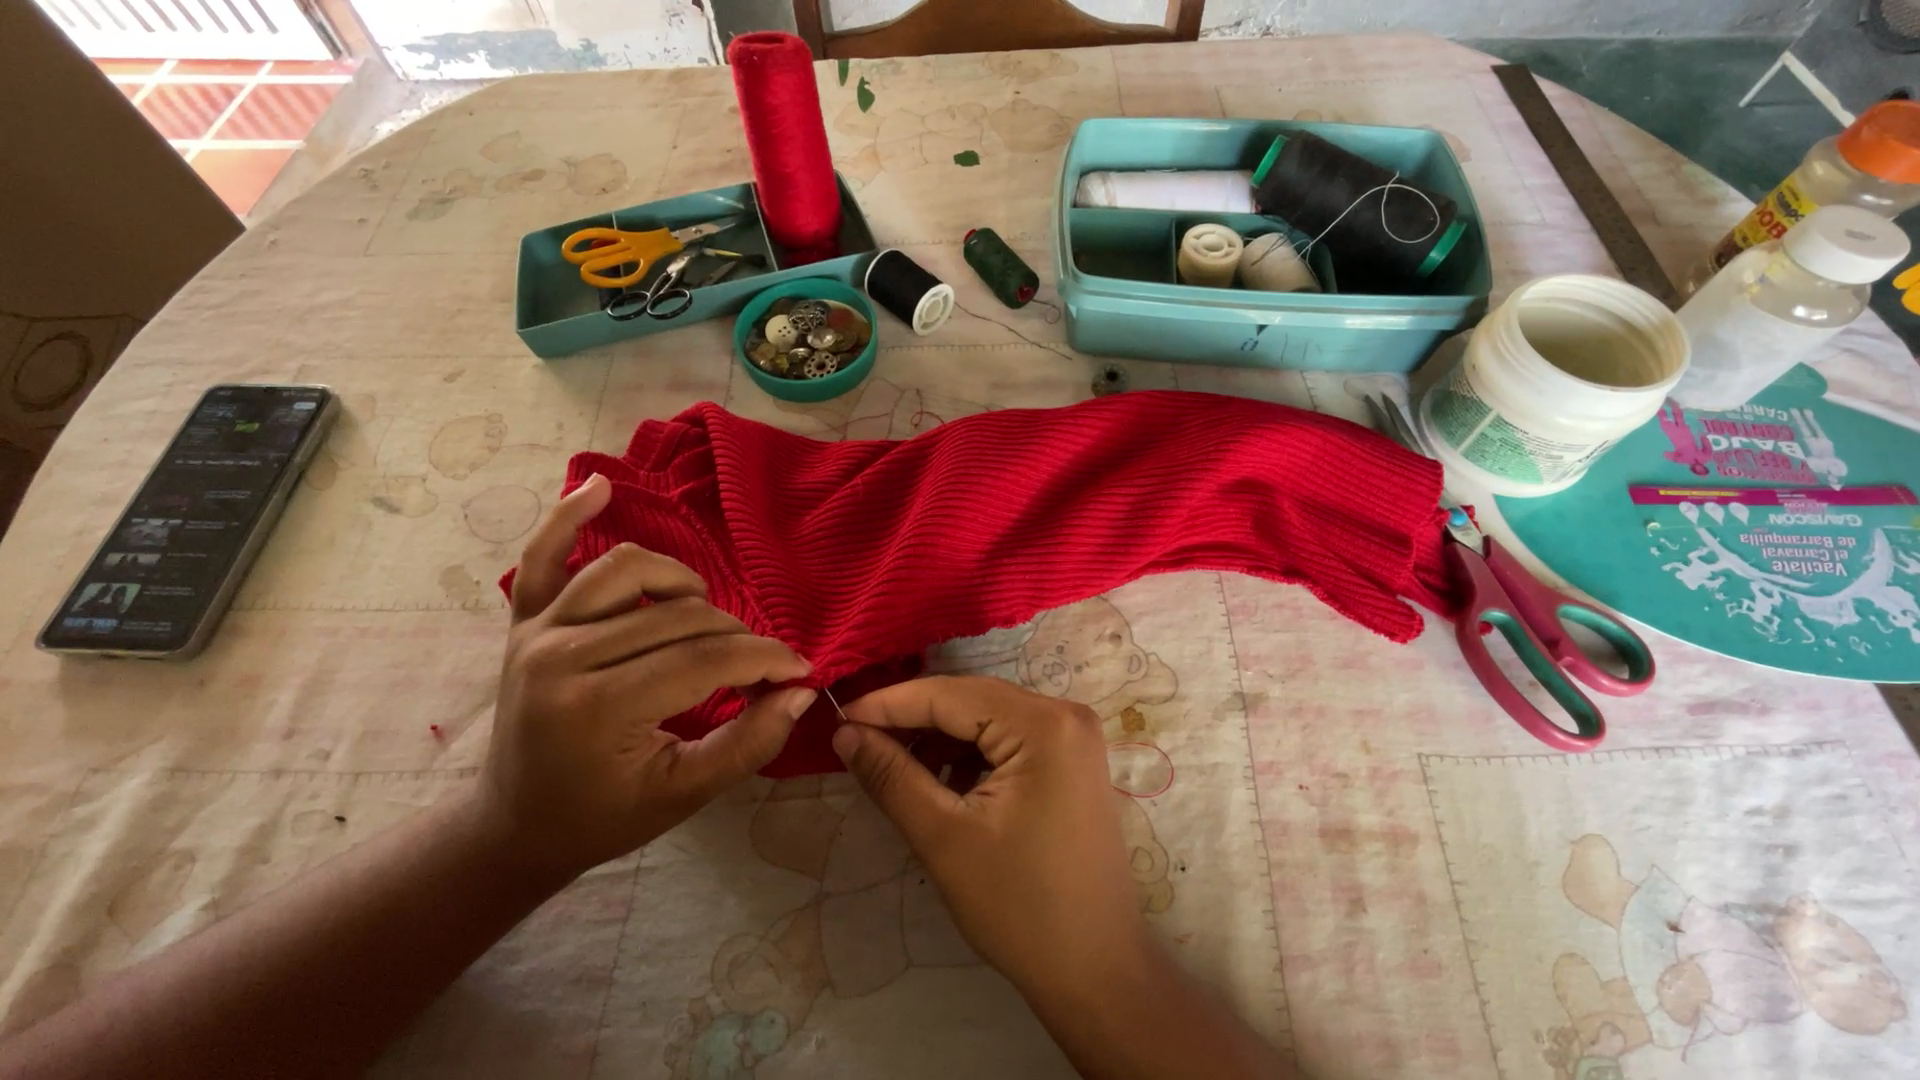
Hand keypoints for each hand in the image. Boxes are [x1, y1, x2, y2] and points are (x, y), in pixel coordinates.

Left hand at [482, 474, 815, 880]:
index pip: (704, 659)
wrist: (516, 826)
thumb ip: (750, 743)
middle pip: (677, 616)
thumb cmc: (602, 818)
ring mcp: (536, 631)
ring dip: (681, 584)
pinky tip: (600, 486)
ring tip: (704, 616)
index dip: (765, 660)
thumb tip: (800, 692)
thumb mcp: (684, 795)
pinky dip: (568, 518)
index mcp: (597, 705)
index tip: (803, 671)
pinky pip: (541, 556)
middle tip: (762, 672)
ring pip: (625, 569)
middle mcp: (561, 654)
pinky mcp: (522, 621)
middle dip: (738, 639)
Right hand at [831, 675, 1148, 995]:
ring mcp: (1073, 738)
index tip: (837, 720)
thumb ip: (891, 776)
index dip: (888, 704)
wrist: (1095, 968)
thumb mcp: (943, 838)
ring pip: (986, 718)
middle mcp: (1065, 715)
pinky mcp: (1071, 762)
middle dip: (911, 719)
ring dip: (938, 737)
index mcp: (1043, 724)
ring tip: (890, 765)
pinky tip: (937, 780)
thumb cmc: (1019, 906)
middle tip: (855, 741)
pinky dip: (969, 754)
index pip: (949, 694)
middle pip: (970, 700)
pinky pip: (1008, 739)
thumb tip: (844, 732)